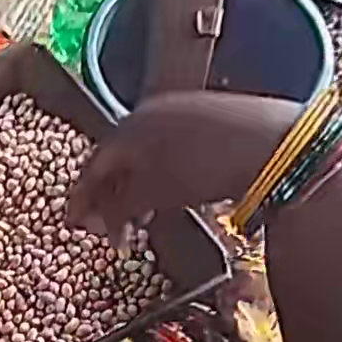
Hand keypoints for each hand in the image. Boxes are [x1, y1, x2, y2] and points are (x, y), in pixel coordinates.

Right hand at [67, 91, 299, 243]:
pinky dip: (154, 177)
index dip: (80, 201)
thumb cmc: (199, 170)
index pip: (91, 170)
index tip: (73, 226)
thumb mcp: (150, 196)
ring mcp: (175, 111)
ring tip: (138, 221)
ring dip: (132, 192)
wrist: (268, 143)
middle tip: (107, 230)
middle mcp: (145, 113)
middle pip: (114, 162)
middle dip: (107, 198)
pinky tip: (162, 198)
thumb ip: (117, 209)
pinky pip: (162, 150)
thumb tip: (99, 221)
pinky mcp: (201, 116)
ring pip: (139, 157)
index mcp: (125, 130)